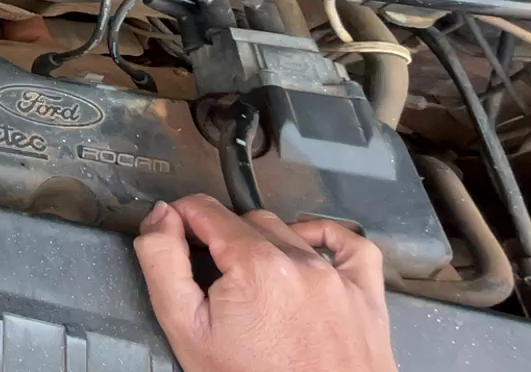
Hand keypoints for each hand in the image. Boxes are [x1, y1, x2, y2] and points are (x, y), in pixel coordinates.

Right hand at [134, 194, 396, 371]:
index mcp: (255, 264)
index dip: (179, 221)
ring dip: (258, 241)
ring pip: (286, 231)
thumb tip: (164, 214)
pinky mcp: (369, 303)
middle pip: (242, 219)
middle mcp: (302, 264)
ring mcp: (341, 283)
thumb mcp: (181, 322)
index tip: (176, 247)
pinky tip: (304, 247)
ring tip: (246, 276)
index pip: (202, 209)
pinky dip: (325, 237)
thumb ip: (160, 257)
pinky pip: (356, 249)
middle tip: (207, 272)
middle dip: (217, 234)